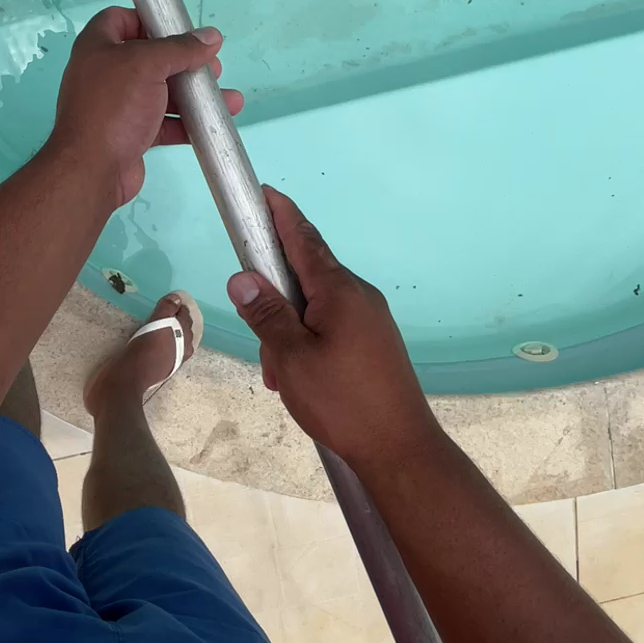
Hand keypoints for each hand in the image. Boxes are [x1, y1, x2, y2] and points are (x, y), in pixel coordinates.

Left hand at [47, 6, 244, 204]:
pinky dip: (186, 122)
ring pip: (160, 93)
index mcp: (97, 47)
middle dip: (184, 61)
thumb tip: (211, 36)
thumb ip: (180, 49)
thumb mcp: (148, 65)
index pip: (120, 19)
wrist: (92, 169)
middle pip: (148, 58)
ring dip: (193, 95)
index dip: (148, 18)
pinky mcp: (129, 134)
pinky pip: (162, 123)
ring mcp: (116, 106)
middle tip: (212, 66)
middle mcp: (105, 73)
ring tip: (226, 97)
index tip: (179, 27)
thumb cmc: (114, 105)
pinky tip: (213, 123)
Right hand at [226, 187, 439, 463]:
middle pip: (305, 276)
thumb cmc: (342, 400)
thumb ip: (266, 313)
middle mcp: (358, 296)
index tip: (264, 193)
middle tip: (256, 338)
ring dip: (287, 329)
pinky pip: (330, 326)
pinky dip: (305, 341)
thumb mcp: (292, 357)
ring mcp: (369, 319)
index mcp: (339, 291)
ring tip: (278, 374)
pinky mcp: (373, 341)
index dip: (281, 214)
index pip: (304, 239)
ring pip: (314, 307)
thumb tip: (242, 277)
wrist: (401, 449)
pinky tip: (297, 376)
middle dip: (273, 297)